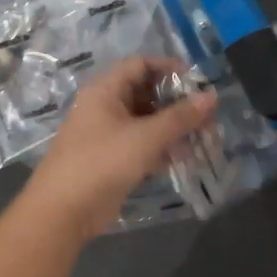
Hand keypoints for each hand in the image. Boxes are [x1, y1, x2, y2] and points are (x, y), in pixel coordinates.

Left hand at [24, 58, 216, 237]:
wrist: (64, 212)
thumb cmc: (102, 163)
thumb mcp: (146, 137)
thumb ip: (181, 116)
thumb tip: (212, 97)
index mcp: (106, 91)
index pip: (141, 64)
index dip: (170, 68)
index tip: (199, 82)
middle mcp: (106, 107)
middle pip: (147, 93)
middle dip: (178, 102)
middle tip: (207, 115)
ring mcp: (108, 134)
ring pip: (147, 120)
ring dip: (174, 127)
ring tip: (203, 137)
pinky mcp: (113, 158)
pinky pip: (143, 144)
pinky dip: (163, 147)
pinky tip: (185, 157)